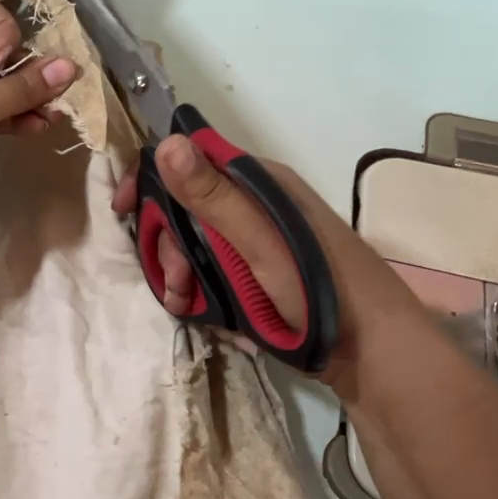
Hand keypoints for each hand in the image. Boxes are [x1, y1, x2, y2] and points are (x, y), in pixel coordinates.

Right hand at [111, 133, 431, 392]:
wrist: (374, 356)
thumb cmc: (318, 291)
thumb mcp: (257, 242)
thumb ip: (212, 194)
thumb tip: (166, 142)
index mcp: (258, 184)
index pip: (189, 159)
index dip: (151, 180)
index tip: (123, 209)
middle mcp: (257, 204)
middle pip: (186, 207)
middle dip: (167, 244)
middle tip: (172, 282)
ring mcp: (261, 240)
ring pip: (195, 243)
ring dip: (181, 274)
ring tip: (185, 305)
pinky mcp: (263, 272)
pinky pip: (214, 271)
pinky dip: (202, 290)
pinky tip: (206, 315)